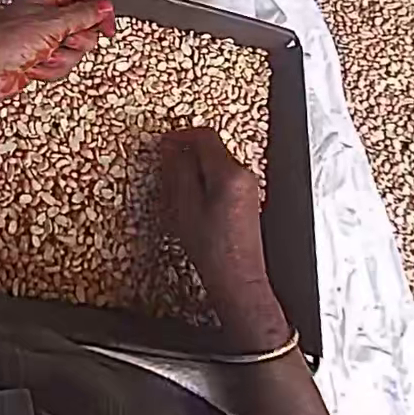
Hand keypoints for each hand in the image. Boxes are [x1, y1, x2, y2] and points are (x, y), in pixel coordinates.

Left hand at [0, 0, 115, 103]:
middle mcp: (48, 14)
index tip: (107, 24)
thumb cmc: (6, 40)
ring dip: (63, 57)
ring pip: (76, 49)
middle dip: (78, 39)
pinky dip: (52, 69)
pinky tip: (36, 66)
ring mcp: (45, 38)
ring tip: (45, 55)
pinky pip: (63, 64)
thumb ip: (84, 14)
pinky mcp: (41, 59)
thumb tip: (103, 7)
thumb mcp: (53, 22)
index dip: (100, 9)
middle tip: (65, 40)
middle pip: (86, 25)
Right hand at [159, 127, 287, 347]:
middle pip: (212, 148)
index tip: (164, 142)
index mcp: (230, 173)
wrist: (237, 279)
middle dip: (187, 151)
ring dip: (195, 166)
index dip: (181, 135)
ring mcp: (249, 187)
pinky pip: (223, 177)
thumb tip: (172, 148)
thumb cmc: (212, 249)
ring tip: (176, 185)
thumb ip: (179, 171)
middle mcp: (244, 175)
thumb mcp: (186, 206)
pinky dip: (206, 179)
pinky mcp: (248, 198)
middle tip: (166, 163)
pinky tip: (192, 199)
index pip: (205, 137)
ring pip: (217, 163)